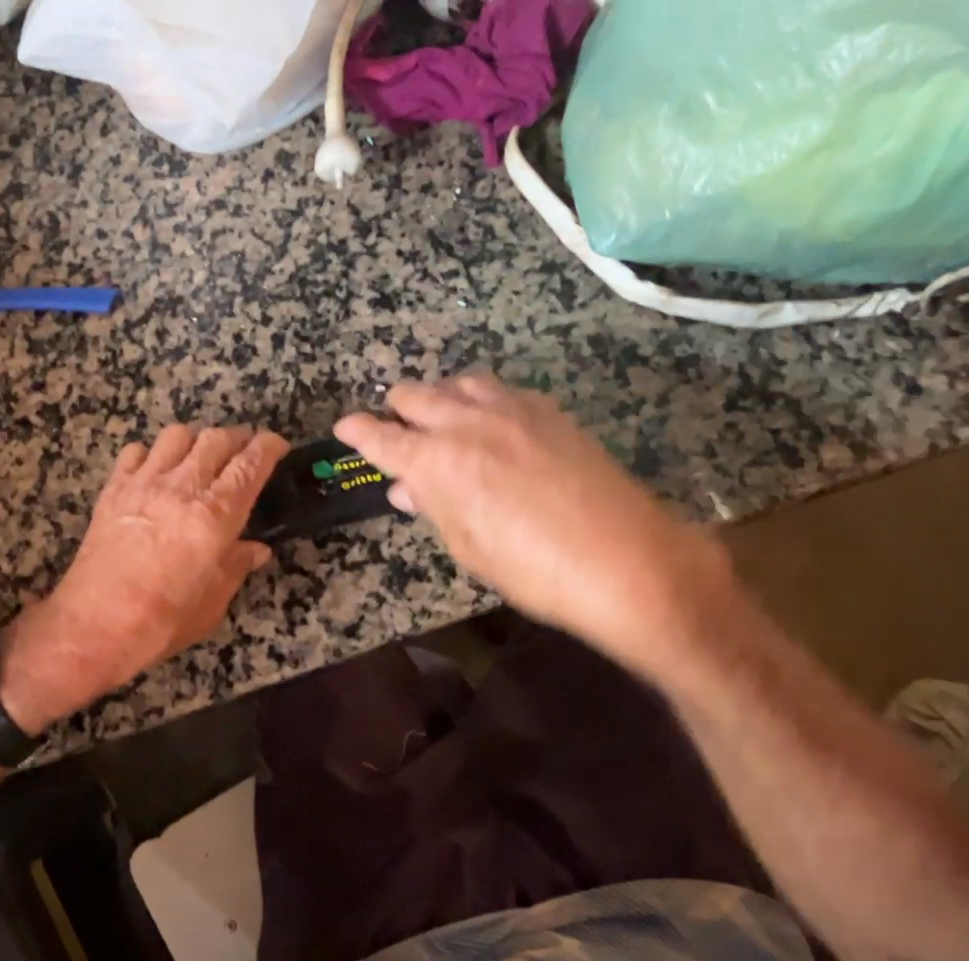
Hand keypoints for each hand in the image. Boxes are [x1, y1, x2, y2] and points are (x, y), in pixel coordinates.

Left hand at [0, 426, 289, 732]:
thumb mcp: (212, 602)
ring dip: (195, 440)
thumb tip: (255, 550)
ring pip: (176, 435)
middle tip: (245, 452)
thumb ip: (236, 567)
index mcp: (216, 514)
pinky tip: (156, 471)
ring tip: (200, 457)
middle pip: (215, 439)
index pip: (250, 463)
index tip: (277, 446)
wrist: (95, 624)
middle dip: (237, 438)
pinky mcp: (113, 490)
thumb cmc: (162, 621)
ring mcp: (143, 484)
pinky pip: (136, 452)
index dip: (269, 446)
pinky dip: (152, 453)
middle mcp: (182, 487)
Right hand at [333, 375, 734, 670]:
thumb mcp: (467, 546)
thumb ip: (433, 506)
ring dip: (440, 396)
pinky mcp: (549, 411)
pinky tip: (489, 421)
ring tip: (439, 417)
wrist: (624, 559)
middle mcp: (467, 424)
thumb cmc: (532, 569)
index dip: (358, 432)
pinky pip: (500, 390)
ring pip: (459, 383)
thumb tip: (408, 488)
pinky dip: (481, 399)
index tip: (344, 428)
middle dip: (396, 409)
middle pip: (416, 396)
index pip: (382, 437)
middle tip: (394, 426)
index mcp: (437, 462)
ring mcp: (511, 411)